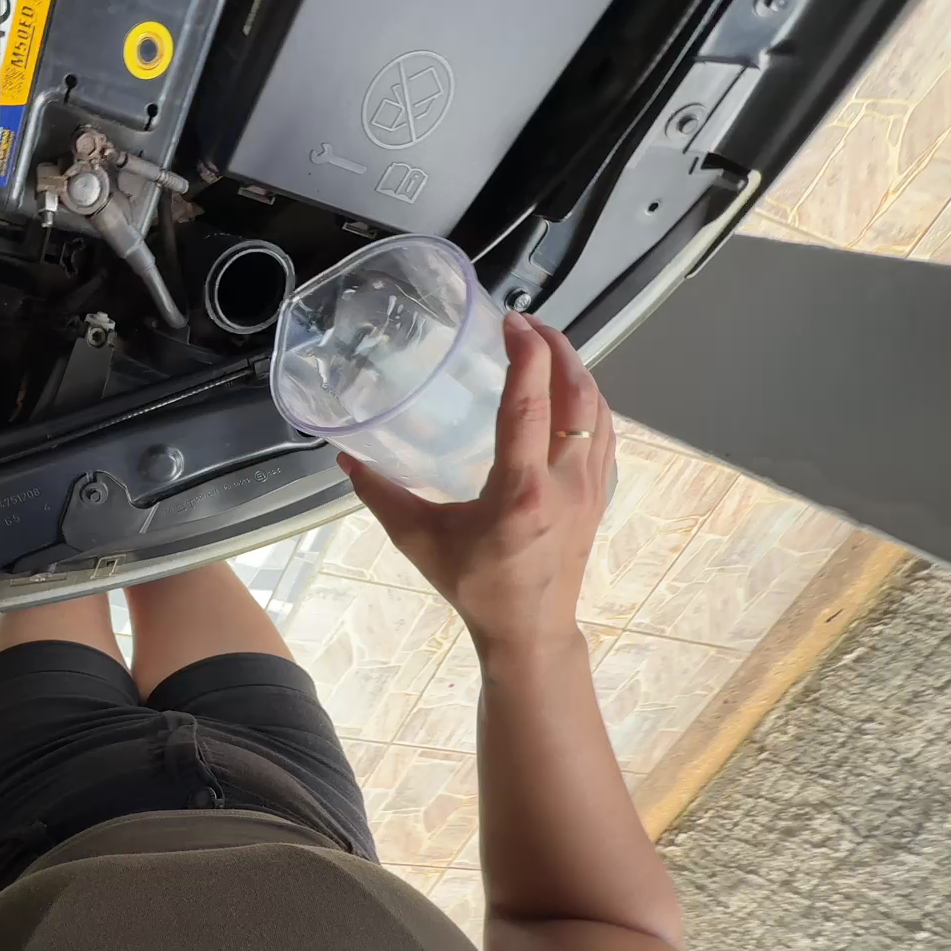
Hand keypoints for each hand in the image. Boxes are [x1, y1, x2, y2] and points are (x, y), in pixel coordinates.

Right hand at [338, 311, 613, 656]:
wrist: (530, 627)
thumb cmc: (473, 584)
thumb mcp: (417, 539)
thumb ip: (380, 495)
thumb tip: (345, 458)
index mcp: (520, 491)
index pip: (529, 408)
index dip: (525, 358)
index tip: (511, 322)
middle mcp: (565, 481)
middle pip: (578, 397)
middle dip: (558, 350)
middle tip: (529, 323)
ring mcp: (591, 487)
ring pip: (598, 411)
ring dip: (577, 370)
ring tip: (548, 346)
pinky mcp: (599, 493)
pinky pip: (604, 432)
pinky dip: (590, 399)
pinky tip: (571, 392)